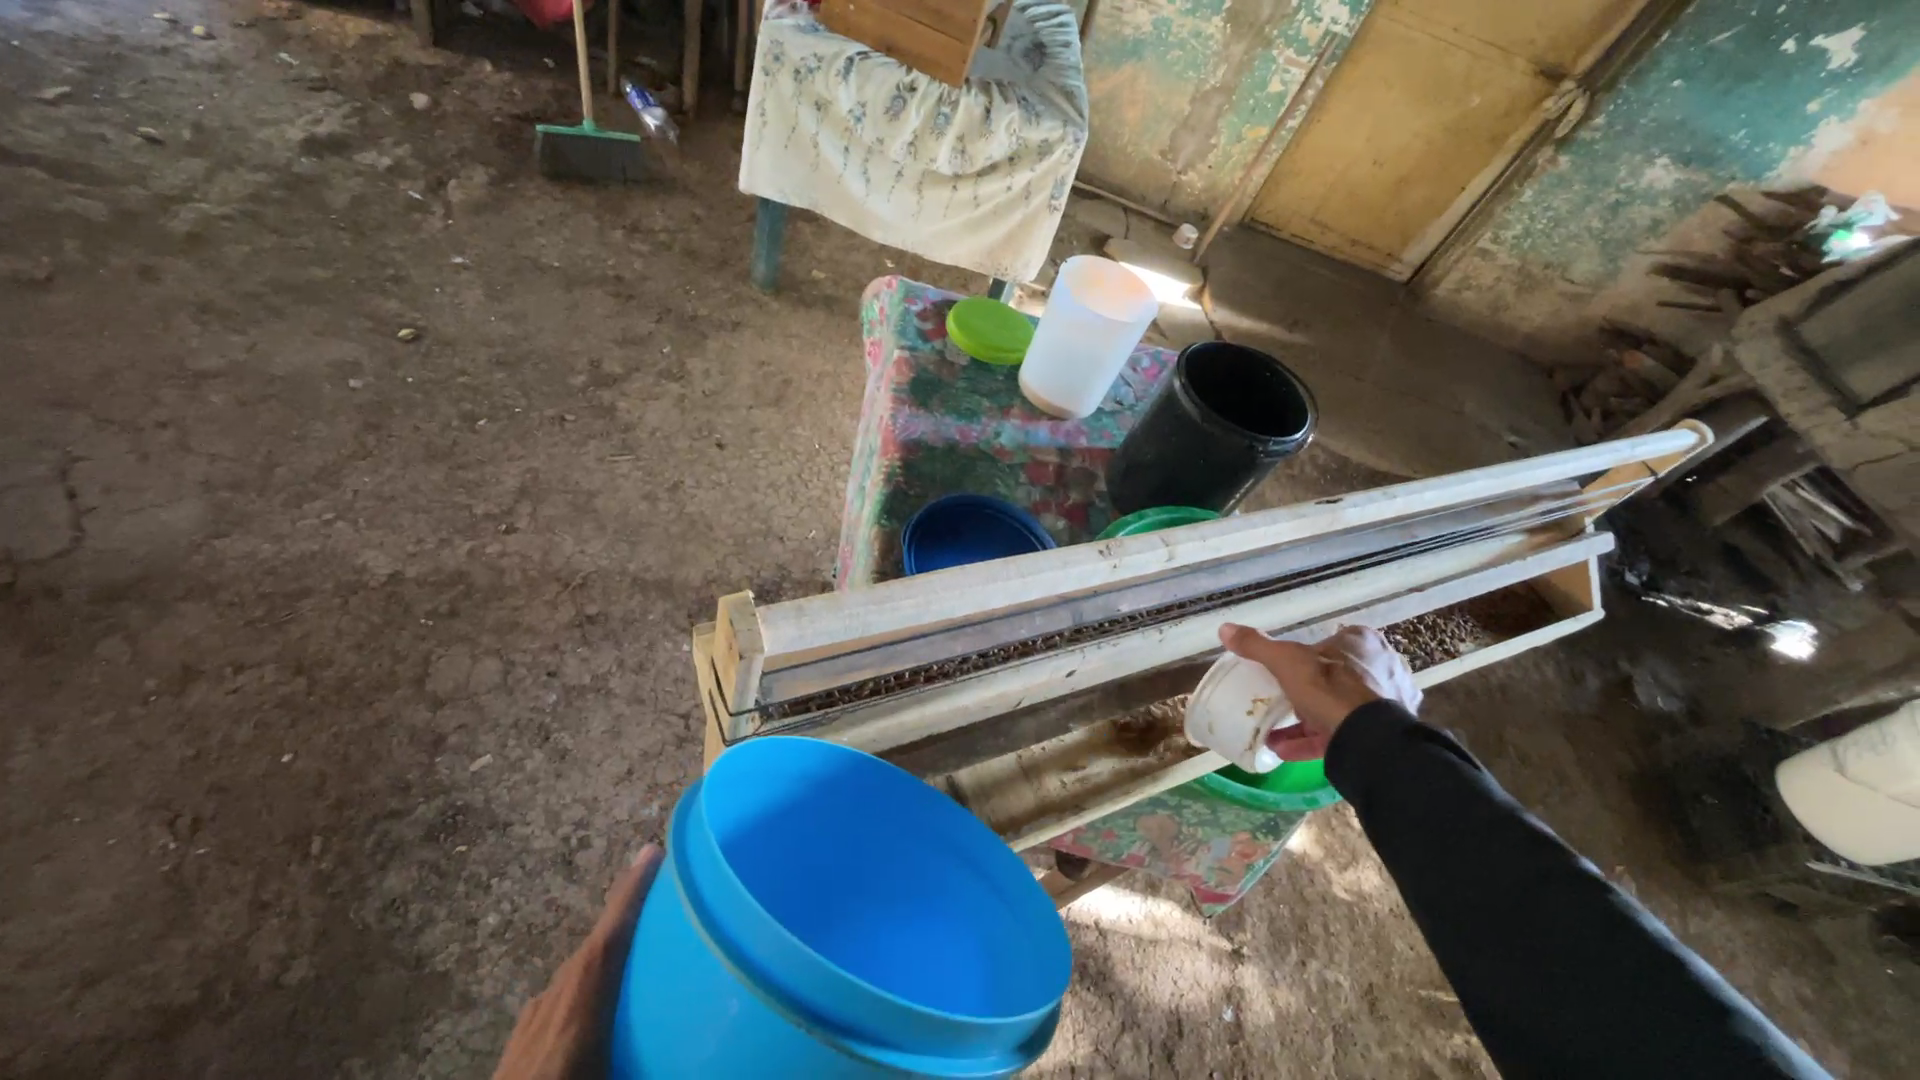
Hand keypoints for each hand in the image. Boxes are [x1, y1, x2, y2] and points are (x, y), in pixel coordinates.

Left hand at [492, 845, 663, 1079]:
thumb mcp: (607, 1071)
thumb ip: (648, 1052)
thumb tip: (694, 1048)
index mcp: (579, 1006)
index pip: (609, 935)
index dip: (632, 891)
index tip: (651, 851)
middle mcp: (554, 1000)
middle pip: (596, 944)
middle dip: (628, 915)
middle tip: (666, 900)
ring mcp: (533, 1017)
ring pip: (578, 971)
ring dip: (608, 953)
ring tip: (640, 954)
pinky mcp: (522, 1036)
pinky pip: (564, 995)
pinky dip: (588, 985)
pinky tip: (600, 1009)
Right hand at [1218, 624, 1421, 760]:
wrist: (1366, 737)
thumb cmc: (1327, 686)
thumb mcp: (1284, 660)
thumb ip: (1257, 645)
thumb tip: (1224, 628)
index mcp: (1360, 644)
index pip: (1332, 640)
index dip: (1308, 653)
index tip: (1285, 666)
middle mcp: (1376, 670)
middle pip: (1332, 677)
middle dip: (1304, 691)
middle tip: (1278, 699)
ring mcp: (1379, 705)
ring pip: (1334, 709)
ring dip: (1302, 722)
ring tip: (1272, 732)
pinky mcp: (1374, 735)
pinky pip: (1337, 735)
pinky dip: (1309, 742)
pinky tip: (1282, 749)